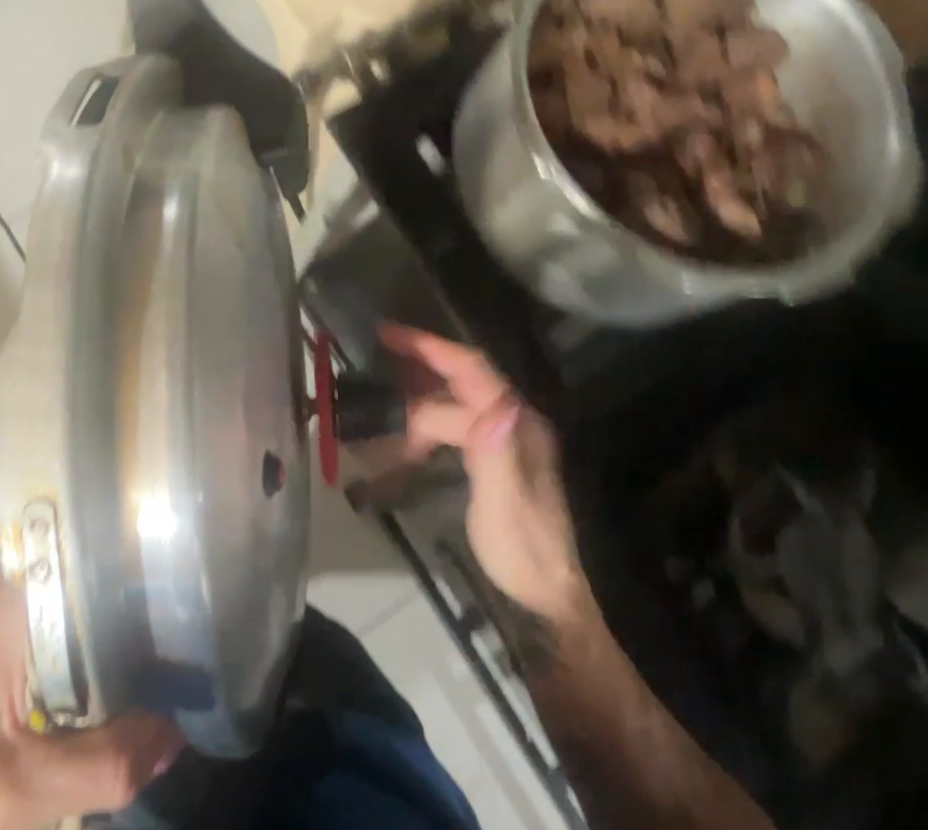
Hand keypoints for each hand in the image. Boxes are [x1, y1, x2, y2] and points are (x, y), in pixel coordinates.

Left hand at [0, 582, 184, 829]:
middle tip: (201, 623)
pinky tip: (144, 676)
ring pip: (90, 608)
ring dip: (132, 629)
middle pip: (99, 581)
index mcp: (18, 610)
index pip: (92, 554)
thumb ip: (104, 763)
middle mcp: (19, 600)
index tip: (191, 578)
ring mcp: (16, 625)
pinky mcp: (16, 653)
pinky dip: (111, 655)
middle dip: (148, 600)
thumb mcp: (20, 794)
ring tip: (187, 645)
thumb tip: (179, 731)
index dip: (145, 562)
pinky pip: (78, 636)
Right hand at [380, 325, 590, 622]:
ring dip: (421, 392)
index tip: (391, 334)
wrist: (550, 594)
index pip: (473, 374)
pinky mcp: (496, 460)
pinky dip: (429, 419)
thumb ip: (497, 455)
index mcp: (517, 427)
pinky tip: (408, 434)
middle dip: (422, 361)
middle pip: (464, 380)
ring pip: (458, 402)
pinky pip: (458, 424)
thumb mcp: (506, 508)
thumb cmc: (524, 552)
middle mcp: (513, 424)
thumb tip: (497, 402)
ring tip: (381, 394)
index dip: (433, 349)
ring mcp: (505, 442)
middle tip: (377, 351)